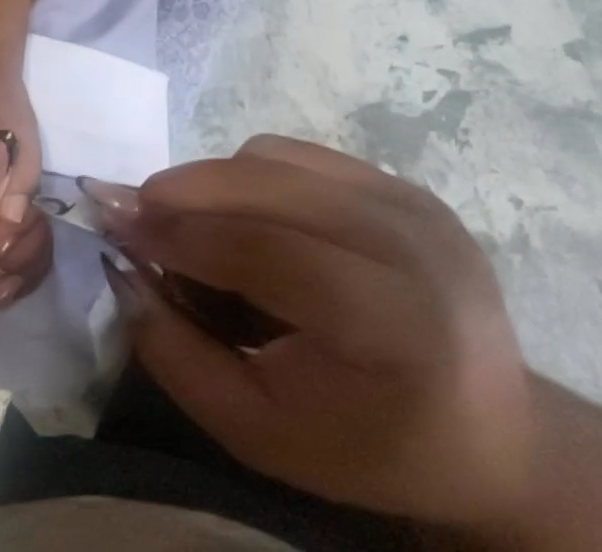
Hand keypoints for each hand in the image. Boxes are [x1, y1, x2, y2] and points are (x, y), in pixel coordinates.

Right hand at [88, 135, 533, 525]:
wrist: (492, 439)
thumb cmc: (361, 446)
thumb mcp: (249, 427)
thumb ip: (170, 348)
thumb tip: (118, 265)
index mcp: (392, 324)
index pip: (260, 248)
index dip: (172, 233)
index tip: (108, 228)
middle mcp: (414, 249)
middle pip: (263, 182)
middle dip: (177, 192)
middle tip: (129, 218)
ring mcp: (415, 209)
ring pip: (269, 158)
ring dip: (209, 185)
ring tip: (193, 231)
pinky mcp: (407, 190)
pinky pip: (292, 156)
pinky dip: (244, 178)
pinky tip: (243, 223)